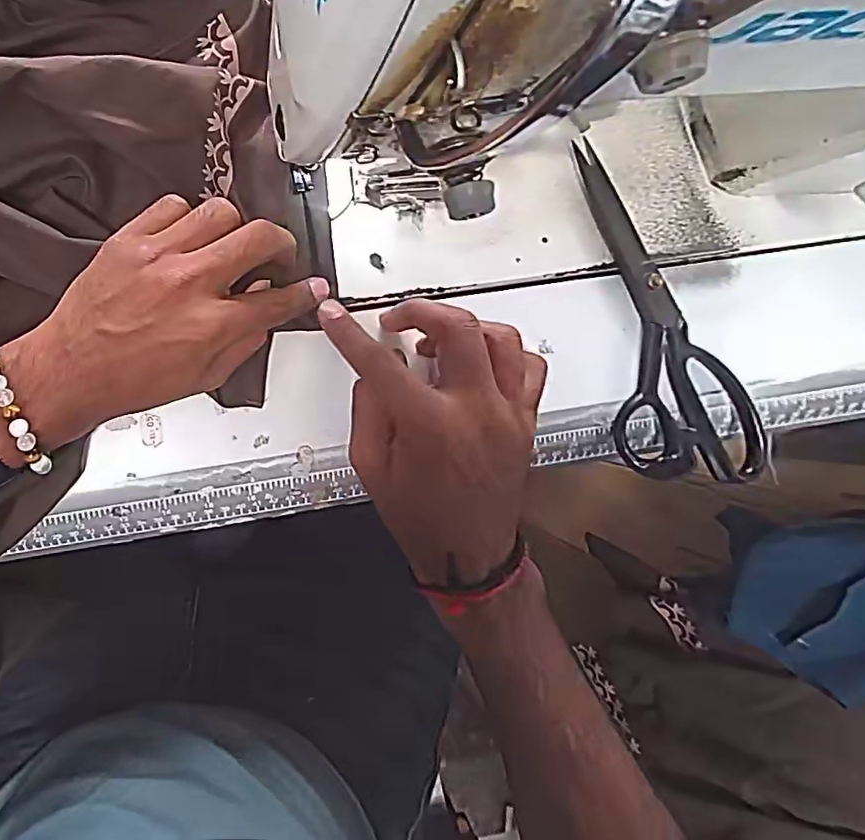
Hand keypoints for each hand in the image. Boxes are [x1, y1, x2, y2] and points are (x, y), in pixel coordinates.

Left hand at [0, 195, 328, 462]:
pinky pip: (171, 206)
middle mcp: (188, 284)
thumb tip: (266, 317)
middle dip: (281, 246)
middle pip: (260, 238)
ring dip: (234, 229)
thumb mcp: (202, 377)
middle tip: (275, 257)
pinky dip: (186, 218)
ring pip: (220, 212)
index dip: (302, 292)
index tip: (308, 287)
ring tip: (225, 246)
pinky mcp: (128, 241)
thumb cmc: (127, 380)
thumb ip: (243, 344)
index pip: (277, 298)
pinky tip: (184, 238)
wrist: (70, 370)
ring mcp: (157, 257)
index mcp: (210, 325)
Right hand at [317, 298, 545, 586]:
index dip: (348, 333)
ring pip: (498, 336)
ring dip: (462, 326)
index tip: (336, 316)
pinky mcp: (525, 419)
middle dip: (417, 310)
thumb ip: (367, 409)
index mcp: (429, 425)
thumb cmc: (423, 518)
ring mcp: (507, 413)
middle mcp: (475, 412)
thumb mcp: (370, 465)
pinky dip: (502, 350)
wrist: (470, 554)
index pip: (380, 361)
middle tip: (396, 319)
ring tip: (435, 338)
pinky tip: (478, 358)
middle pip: (456, 327)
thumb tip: (373, 372)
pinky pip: (527, 365)